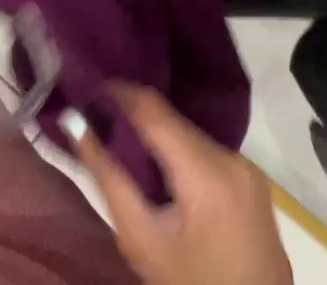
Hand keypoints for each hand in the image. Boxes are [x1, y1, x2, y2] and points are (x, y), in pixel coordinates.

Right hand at [61, 83, 291, 284]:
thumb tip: (73, 122)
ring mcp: (249, 171)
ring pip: (187, 134)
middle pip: (171, 120)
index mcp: (206, 173)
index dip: (115, 92)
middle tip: (94, 124)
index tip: (83, 89)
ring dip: (153, 135)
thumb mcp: (140, 237)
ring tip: (119, 147)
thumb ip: (106, 174)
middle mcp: (233, 160)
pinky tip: (156, 172)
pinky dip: (175, 152)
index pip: (152, 108)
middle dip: (131, 117)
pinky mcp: (253, 184)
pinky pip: (204, 152)